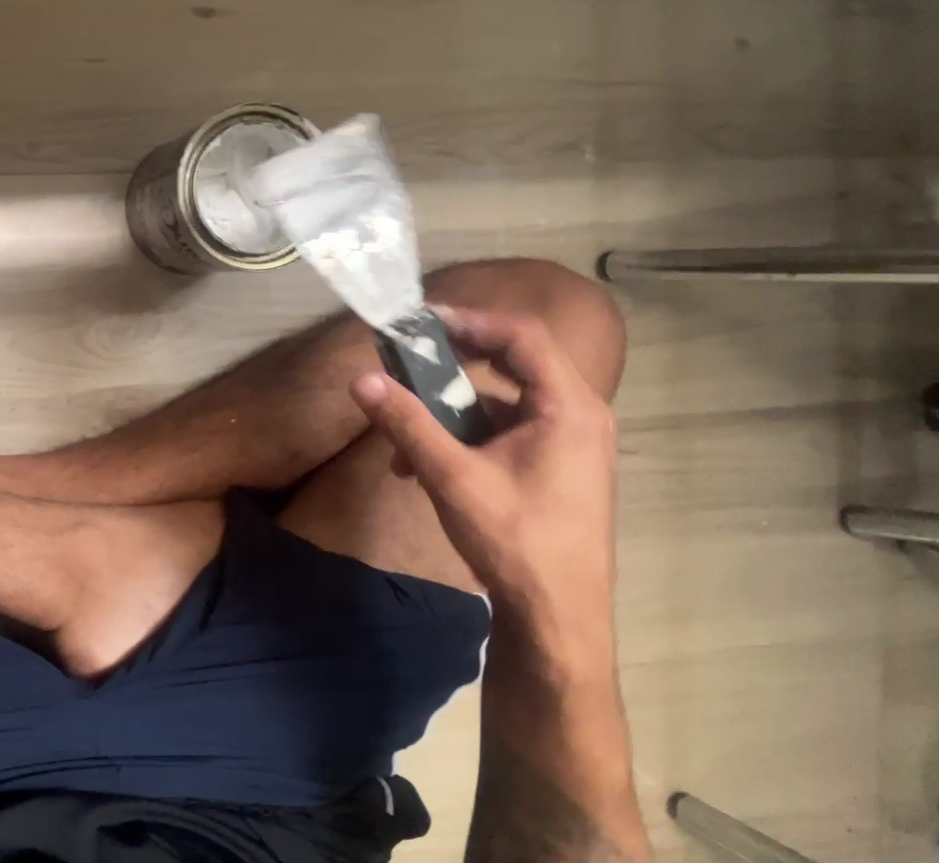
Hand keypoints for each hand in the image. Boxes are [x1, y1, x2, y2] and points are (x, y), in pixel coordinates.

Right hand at [350, 307, 617, 662]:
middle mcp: (577, 416)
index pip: (523, 337)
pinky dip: (463, 439)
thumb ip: (407, 424)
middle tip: (404, 360)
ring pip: (500, 404)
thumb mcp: (452, 478)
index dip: (470, 320)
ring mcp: (568, 444)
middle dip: (451, 365)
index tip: (420, 320)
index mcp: (569, 408)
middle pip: (512, 365)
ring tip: (401, 439)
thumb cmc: (515, 541)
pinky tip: (422, 469)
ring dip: (448, 412)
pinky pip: (503, 433)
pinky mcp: (554, 468)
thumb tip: (361, 380)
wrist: (557, 618)